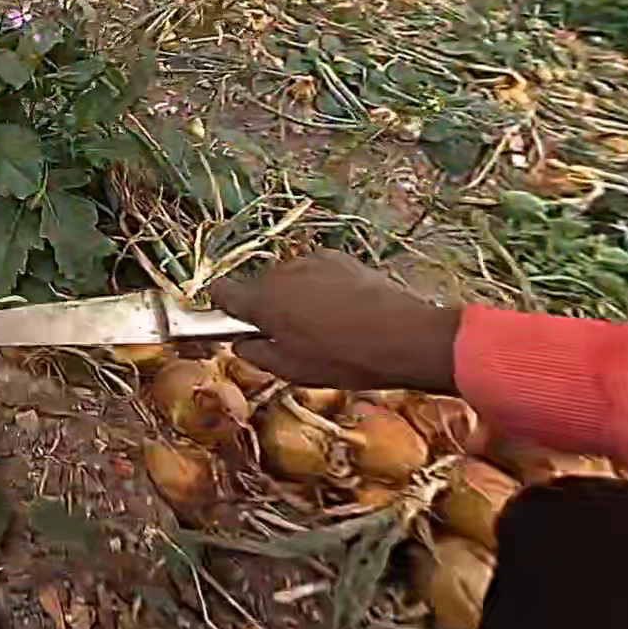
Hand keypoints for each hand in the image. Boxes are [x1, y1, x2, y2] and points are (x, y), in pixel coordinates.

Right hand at [207, 251, 460, 392]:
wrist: (408, 337)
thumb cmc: (344, 359)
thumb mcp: (293, 370)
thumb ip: (255, 354)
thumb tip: (240, 343)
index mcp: (259, 301)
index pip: (219, 290)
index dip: (222, 304)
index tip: (234, 319)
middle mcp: (276, 274)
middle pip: (257, 286)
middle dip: (267, 305)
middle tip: (292, 332)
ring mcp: (307, 262)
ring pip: (287, 279)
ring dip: (295, 295)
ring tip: (325, 322)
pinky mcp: (336, 258)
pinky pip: (315, 272)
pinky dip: (321, 285)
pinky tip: (345, 307)